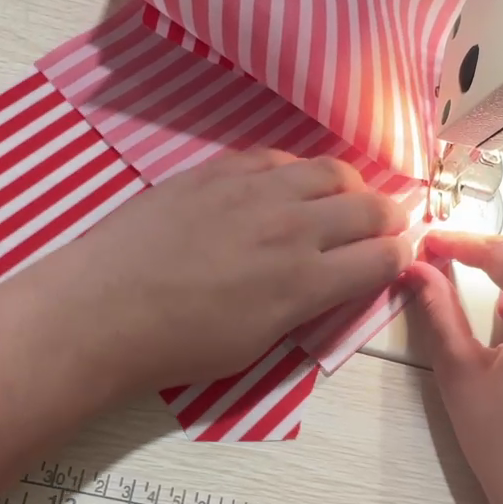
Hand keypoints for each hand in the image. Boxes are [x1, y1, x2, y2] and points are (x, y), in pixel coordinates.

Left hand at [16, 150, 414, 396]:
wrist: (103, 310)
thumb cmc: (179, 347)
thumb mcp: (257, 344)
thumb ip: (304, 306)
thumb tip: (329, 281)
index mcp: (306, 281)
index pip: (383, 257)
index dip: (399, 257)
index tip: (395, 258)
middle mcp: (292, 227)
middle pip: (369, 205)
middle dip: (386, 218)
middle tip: (380, 228)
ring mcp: (254, 190)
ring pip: (329, 170)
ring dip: (347, 187)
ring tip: (338, 201)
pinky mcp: (217, 169)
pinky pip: (277, 157)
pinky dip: (295, 172)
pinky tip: (283, 187)